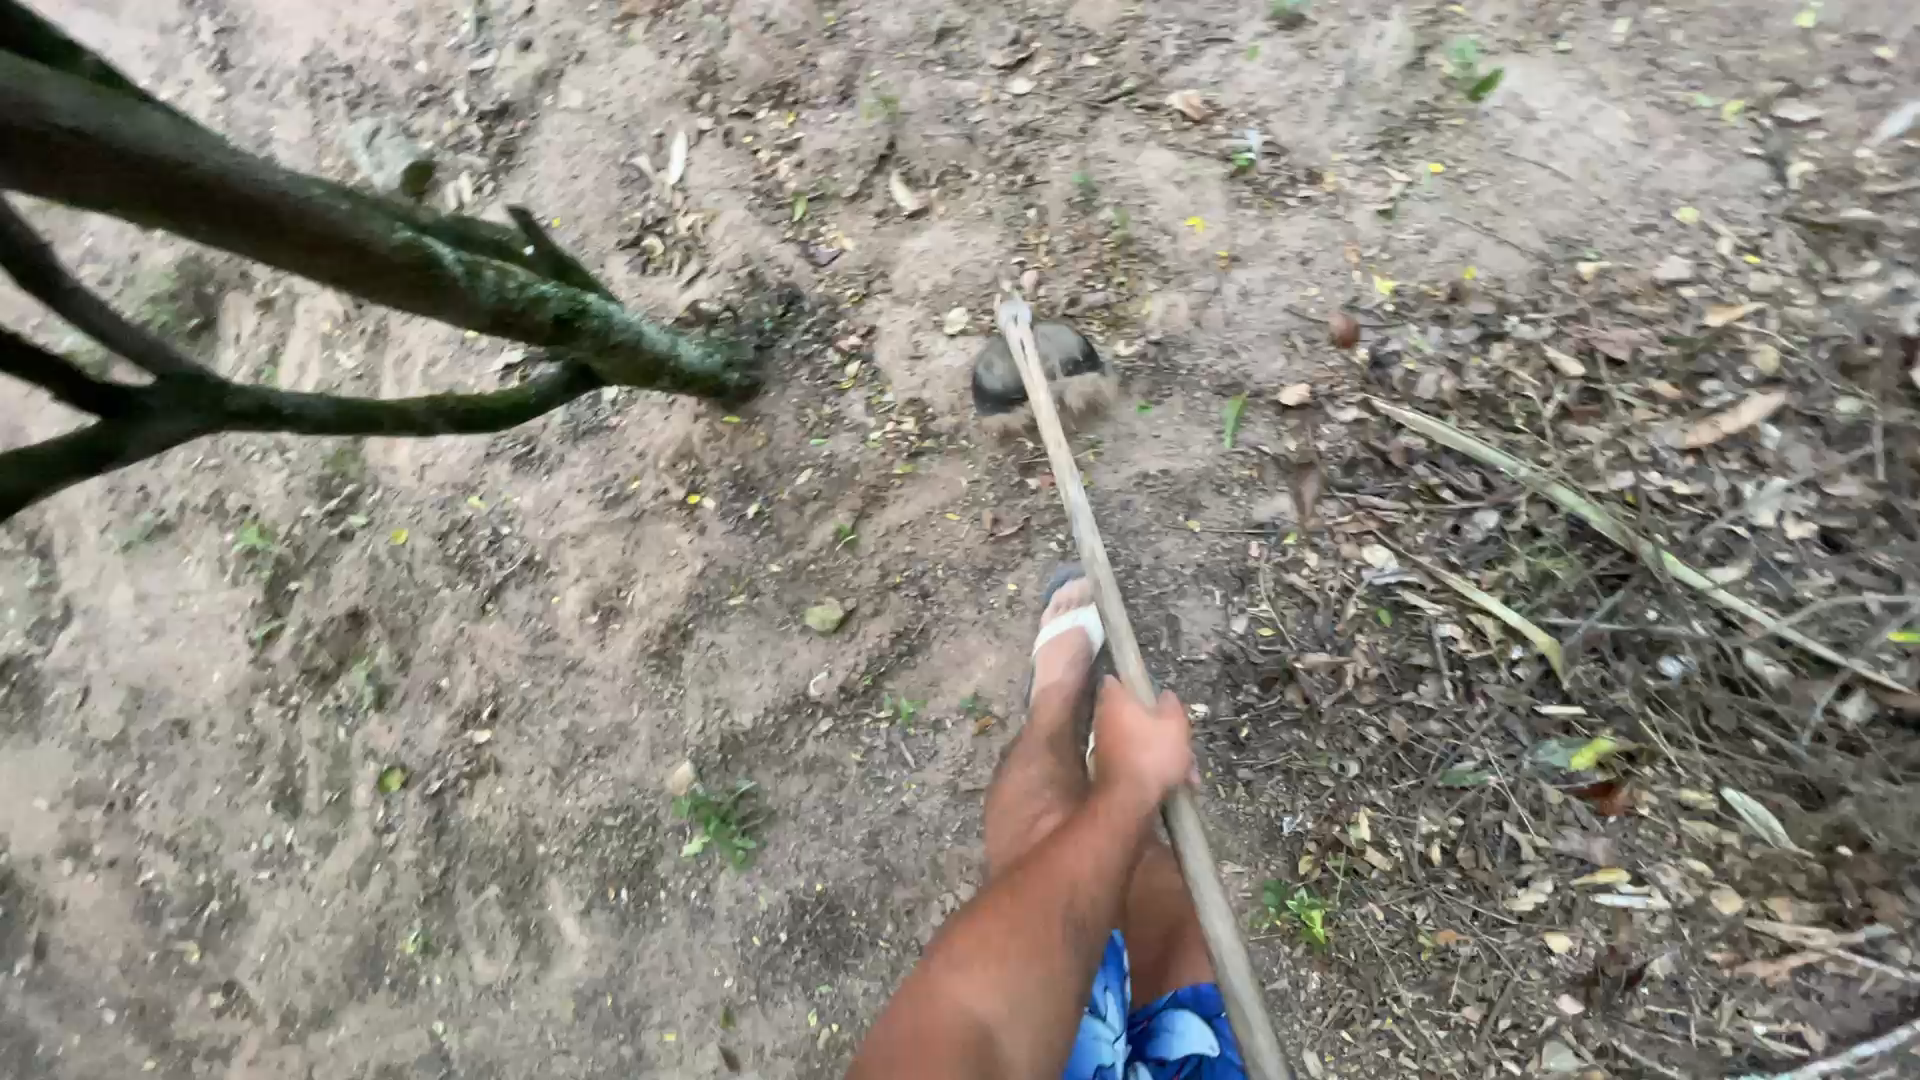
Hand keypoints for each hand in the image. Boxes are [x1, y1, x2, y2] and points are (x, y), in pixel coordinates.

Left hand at [1091, 676, 1193, 807]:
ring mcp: (1105, 744)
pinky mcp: (1110, 767)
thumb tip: (1165, 694)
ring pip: (1140, 739)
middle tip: (1183, 741)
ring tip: (1189, 772)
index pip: (1114, 680)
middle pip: (1134, 714)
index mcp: (1114, 700)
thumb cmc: (1152, 753)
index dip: (1132, 682)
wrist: (1129, 800)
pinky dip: (1155, 768)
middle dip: (1162, 727)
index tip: (1151, 692)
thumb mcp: (1174, 724)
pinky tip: (1180, 785)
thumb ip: (1171, 705)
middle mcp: (1104, 719)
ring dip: (1164, 752)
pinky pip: (1136, 759)